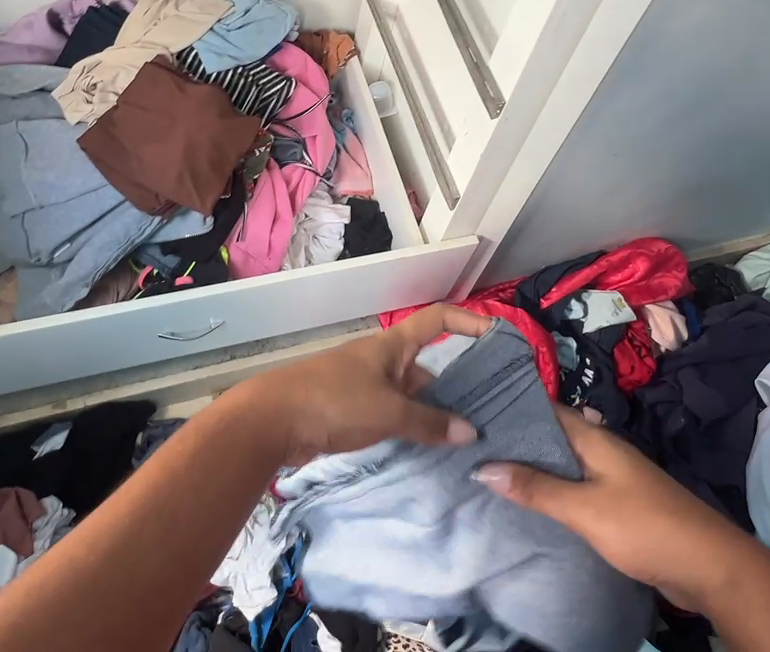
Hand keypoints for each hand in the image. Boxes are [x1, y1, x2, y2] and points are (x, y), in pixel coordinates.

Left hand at [231, 304, 492, 465]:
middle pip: (429, 365)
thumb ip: (429, 422)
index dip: (469, 321)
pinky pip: (393, 414)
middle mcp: (383, 360)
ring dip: (434, 412)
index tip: (498, 336)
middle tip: (490, 413)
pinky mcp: (352, 411)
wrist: (271, 420)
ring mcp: (366, 385)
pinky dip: (412, 427)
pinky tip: (427, 448)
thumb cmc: (333, 402)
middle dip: (457, 386)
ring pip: (411, 395)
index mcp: (393, 345)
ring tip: (465, 438)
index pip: (439, 320)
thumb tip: (469, 431)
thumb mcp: (388, 412)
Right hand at [474, 408, 723, 610]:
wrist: (709, 567)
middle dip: (515, 438)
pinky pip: (574, 486)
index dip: (511, 406)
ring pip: (562, 462)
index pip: (545, 409)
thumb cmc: (645, 526)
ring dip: (532, 465)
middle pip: (551, 435)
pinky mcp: (617, 503)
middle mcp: (601, 450)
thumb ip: (537, 488)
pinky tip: (528, 502)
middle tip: (469, 443)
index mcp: (594, 438)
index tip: (473, 409)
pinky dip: (550, 489)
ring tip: (488, 469)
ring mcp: (611, 476)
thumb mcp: (584, 508)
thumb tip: (484, 466)